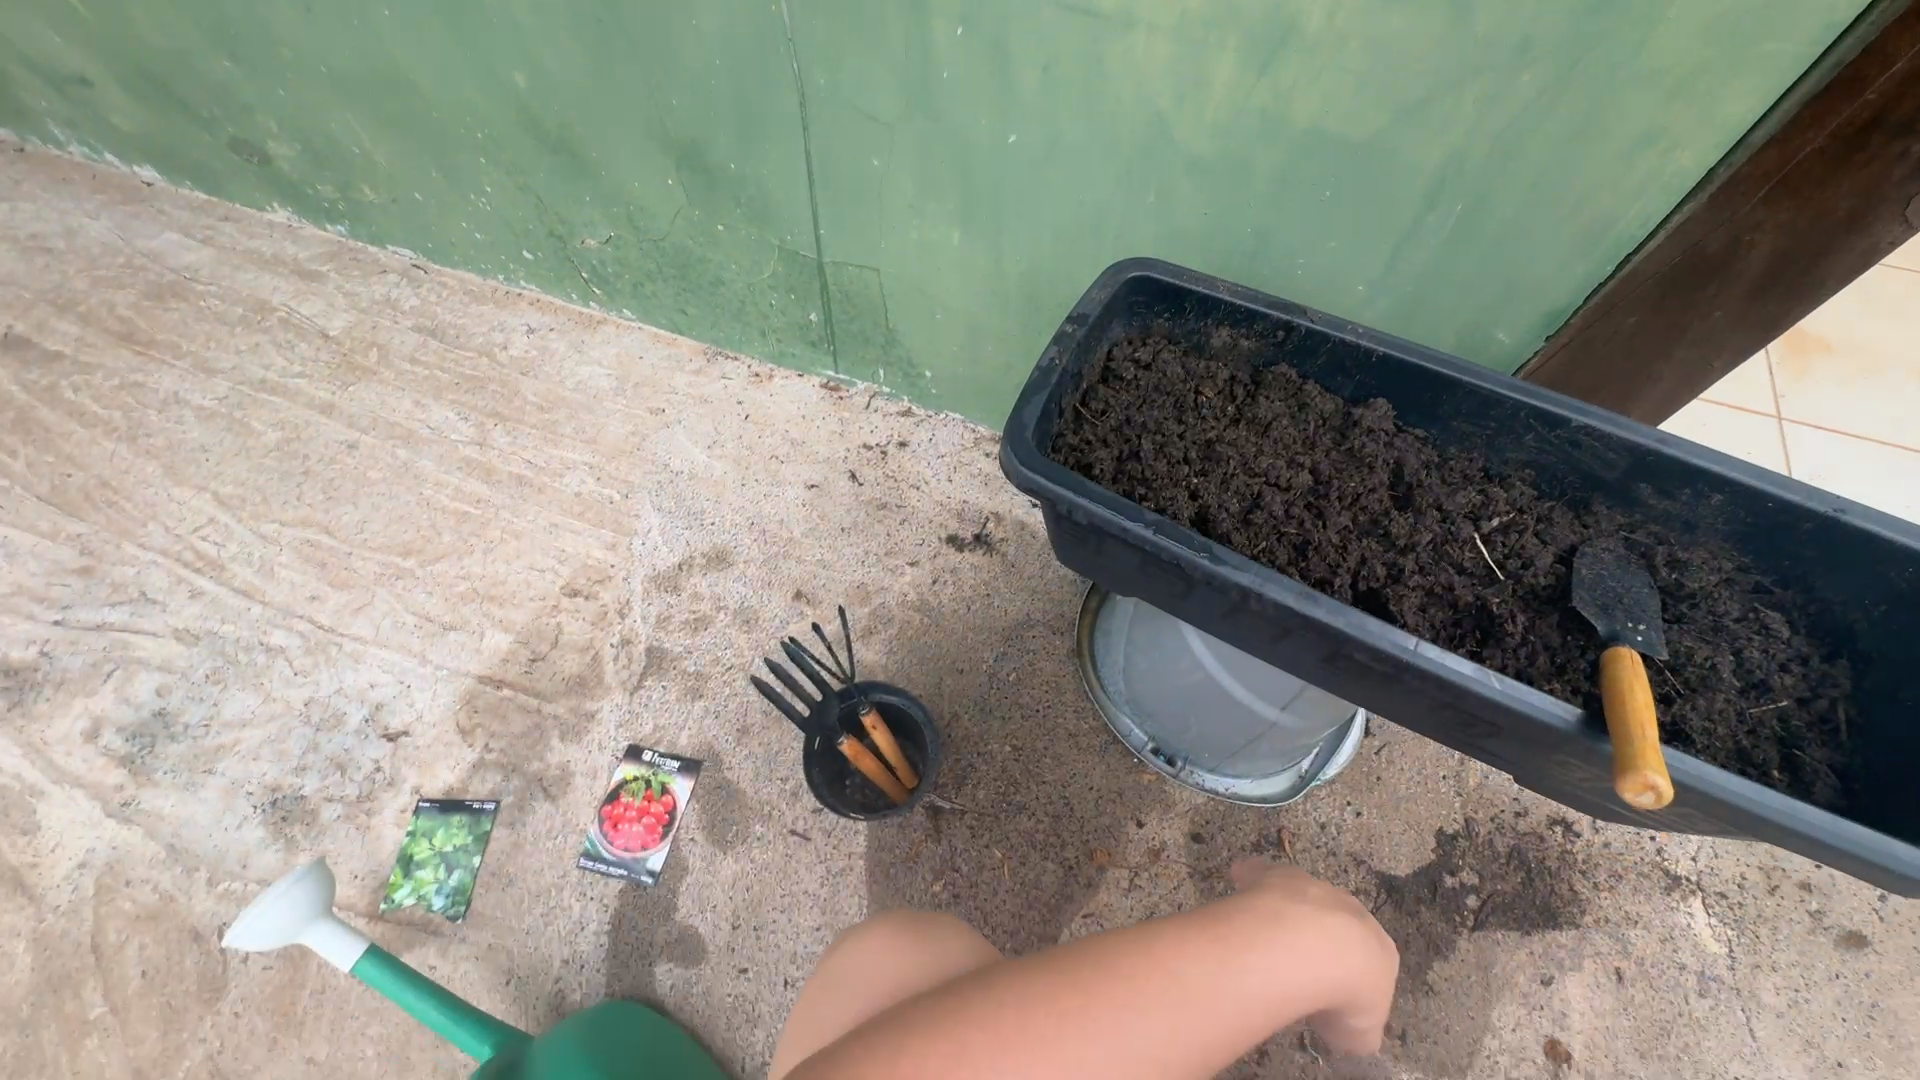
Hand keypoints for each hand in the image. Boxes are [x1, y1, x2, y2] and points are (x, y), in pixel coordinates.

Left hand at [1230, 858, 1399, 1055]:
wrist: (1315, 948)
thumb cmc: (1345, 996)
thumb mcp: (1358, 1035)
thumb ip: (1354, 1031)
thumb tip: (1343, 1032)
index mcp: (1381, 949)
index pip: (1370, 962)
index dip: (1350, 979)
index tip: (1331, 995)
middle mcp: (1352, 910)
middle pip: (1337, 923)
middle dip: (1319, 941)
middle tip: (1297, 966)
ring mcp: (1314, 887)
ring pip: (1302, 895)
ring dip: (1287, 913)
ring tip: (1267, 937)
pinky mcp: (1278, 874)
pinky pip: (1263, 873)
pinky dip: (1252, 877)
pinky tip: (1240, 885)